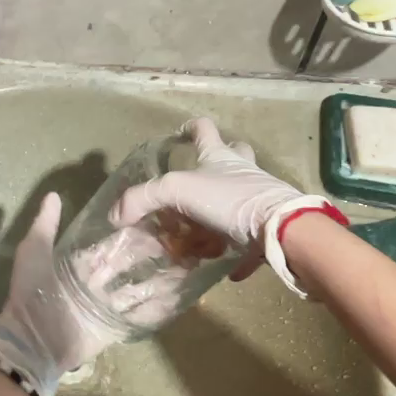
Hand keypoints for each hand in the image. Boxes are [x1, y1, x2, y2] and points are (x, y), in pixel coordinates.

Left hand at [0, 193, 186, 395]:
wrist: (33, 339)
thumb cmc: (31, 293)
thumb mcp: (34, 252)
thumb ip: (45, 224)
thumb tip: (53, 194)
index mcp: (77, 265)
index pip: (107, 247)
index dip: (126, 235)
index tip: (150, 221)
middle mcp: (94, 283)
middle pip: (126, 266)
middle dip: (147, 255)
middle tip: (177, 241)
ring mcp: (105, 307)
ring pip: (136, 289)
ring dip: (157, 280)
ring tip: (186, 266)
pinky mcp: (113, 328)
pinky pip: (138, 316)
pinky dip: (156, 308)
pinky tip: (179, 296)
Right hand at [110, 117, 310, 243]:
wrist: (280, 229)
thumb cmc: (229, 199)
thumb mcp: (176, 191)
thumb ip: (142, 200)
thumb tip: (115, 215)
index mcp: (220, 156)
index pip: (203, 129)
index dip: (189, 128)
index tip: (178, 135)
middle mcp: (242, 171)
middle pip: (233, 155)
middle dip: (219, 163)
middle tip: (199, 182)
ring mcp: (259, 198)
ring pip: (241, 196)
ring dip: (224, 210)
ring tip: (204, 233)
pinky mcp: (269, 227)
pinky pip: (252, 239)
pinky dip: (240, 252)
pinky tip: (227, 268)